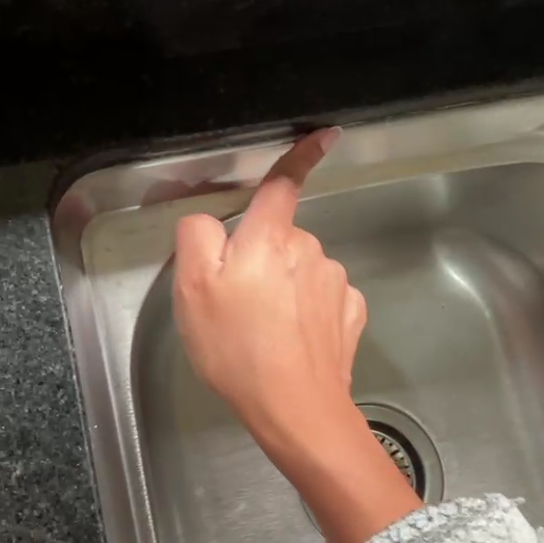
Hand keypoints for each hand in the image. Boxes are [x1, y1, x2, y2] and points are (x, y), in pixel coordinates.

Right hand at [173, 129, 420, 542]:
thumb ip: (197, 238)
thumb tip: (209, 220)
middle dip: (259, 258)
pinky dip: (306, 312)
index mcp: (270, 238)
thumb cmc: (237, 348)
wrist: (295, 408)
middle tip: (235, 304)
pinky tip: (291, 340)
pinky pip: (322, 299)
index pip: (283, 184)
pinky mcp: (351, 314)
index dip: (301, 155)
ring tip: (262, 331)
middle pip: (279, 237)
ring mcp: (335, 282)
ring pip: (300, 269)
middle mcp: (309, 250)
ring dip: (282, 288)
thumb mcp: (192, 289)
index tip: (325, 134)